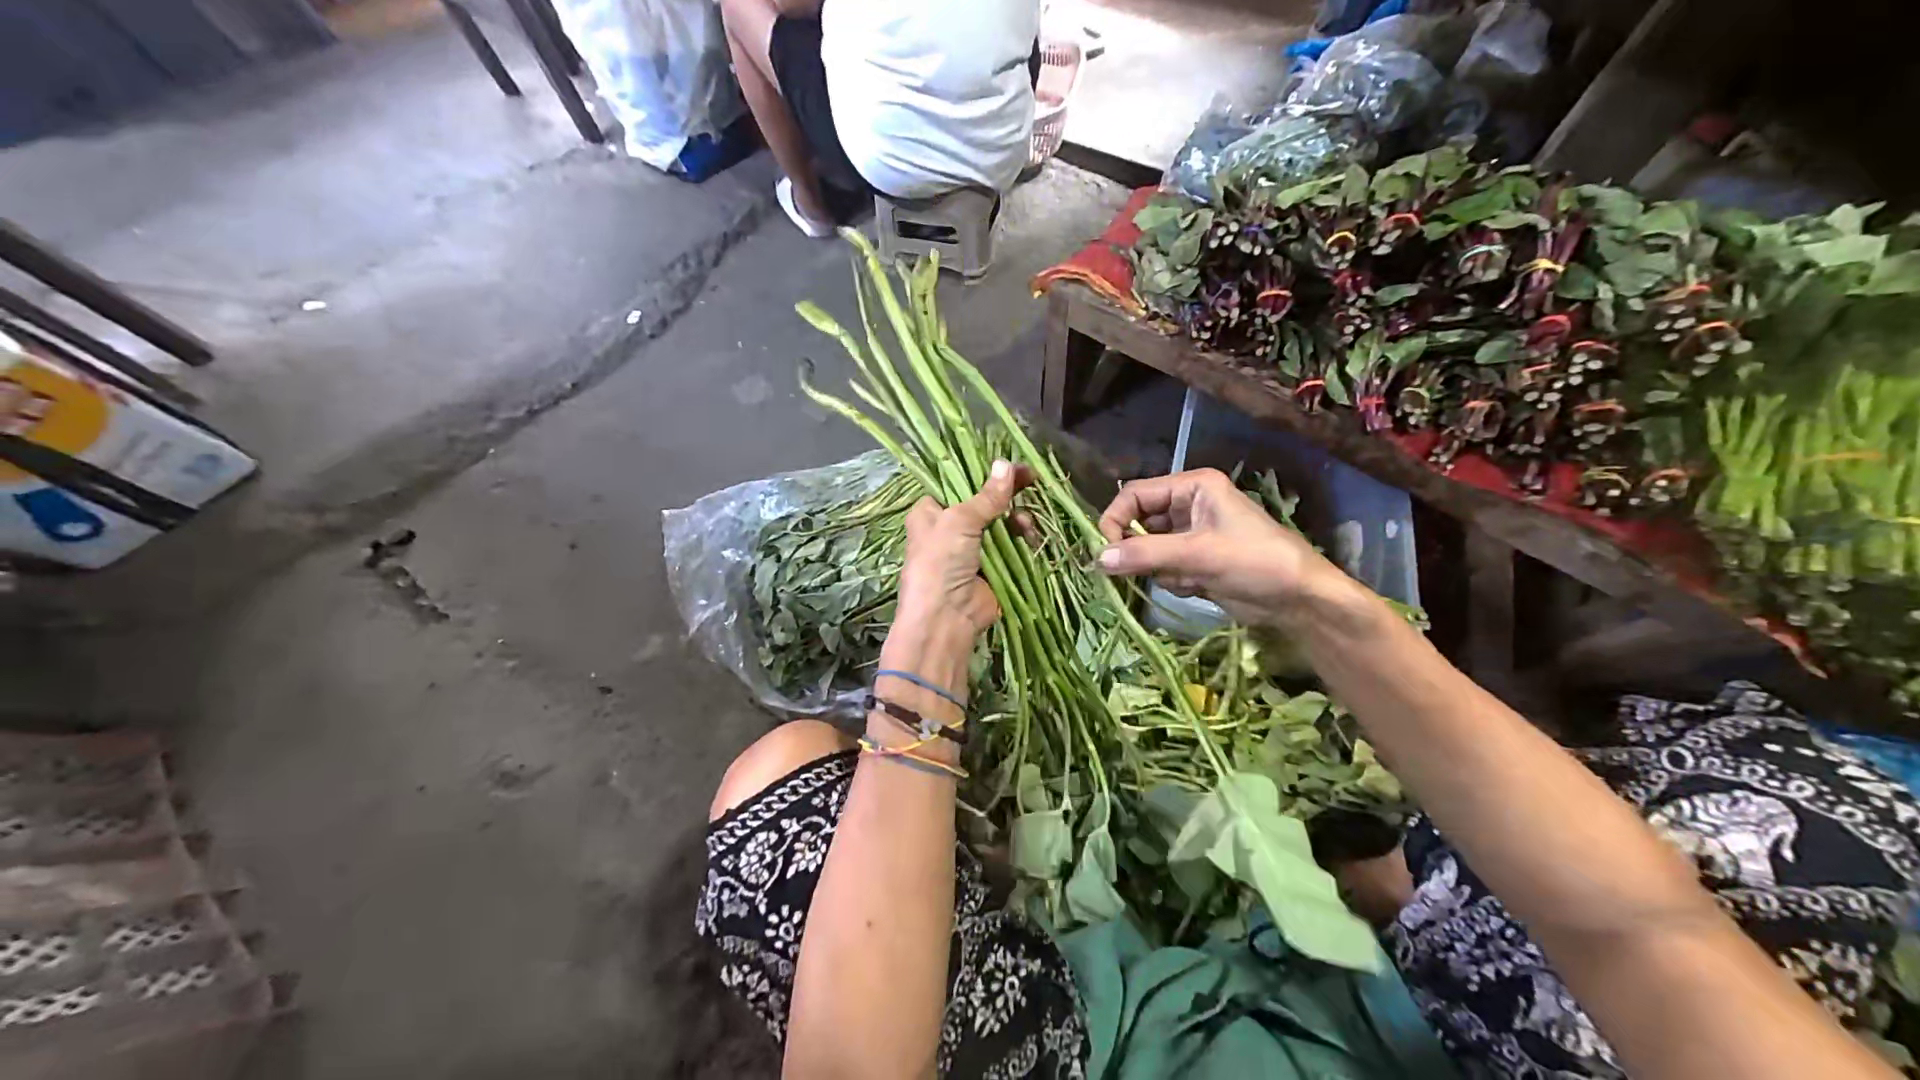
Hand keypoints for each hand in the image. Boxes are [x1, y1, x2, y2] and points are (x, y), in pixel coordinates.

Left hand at [895, 459, 1033, 640]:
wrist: (946, 618)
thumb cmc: (940, 562)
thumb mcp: (959, 521)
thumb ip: (986, 495)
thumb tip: (1005, 464)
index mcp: (930, 511)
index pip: (958, 482)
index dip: (983, 472)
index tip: (1011, 465)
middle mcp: (949, 527)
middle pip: (983, 501)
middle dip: (1006, 493)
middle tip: (1032, 480)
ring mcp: (971, 548)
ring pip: (1000, 522)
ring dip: (1015, 517)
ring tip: (1024, 521)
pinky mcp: (991, 566)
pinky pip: (1010, 544)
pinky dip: (1020, 537)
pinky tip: (1028, 535)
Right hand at [1096, 468, 1354, 627]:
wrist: (1299, 600)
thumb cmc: (1255, 561)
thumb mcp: (1199, 554)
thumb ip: (1146, 553)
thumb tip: (1097, 558)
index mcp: (1192, 487)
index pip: (1135, 495)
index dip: (1115, 520)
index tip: (1105, 551)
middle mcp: (1188, 505)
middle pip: (1139, 523)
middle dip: (1138, 549)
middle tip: (1134, 572)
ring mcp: (1191, 534)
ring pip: (1148, 549)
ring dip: (1159, 568)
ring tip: (1186, 578)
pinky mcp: (1195, 561)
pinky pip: (1163, 567)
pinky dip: (1172, 580)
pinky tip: (1197, 586)